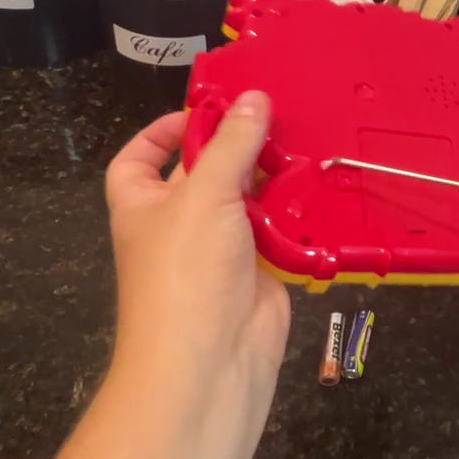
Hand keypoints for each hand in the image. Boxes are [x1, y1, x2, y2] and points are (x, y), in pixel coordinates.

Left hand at [103, 93, 290, 417]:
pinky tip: (320, 185)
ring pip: (249, 198)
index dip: (162, 132)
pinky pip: (280, 227)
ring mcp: (223, 247)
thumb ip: (232, 145)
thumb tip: (254, 98)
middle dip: (239, 146)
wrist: (212, 361)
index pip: (139, 159)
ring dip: (274, 175)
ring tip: (307, 141)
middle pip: (207, 171)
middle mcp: (181, 223)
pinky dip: (297, 209)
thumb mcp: (203, 195)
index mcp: (145, 205)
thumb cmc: (187, 271)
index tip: (205, 111)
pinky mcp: (262, 266)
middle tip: (280, 114)